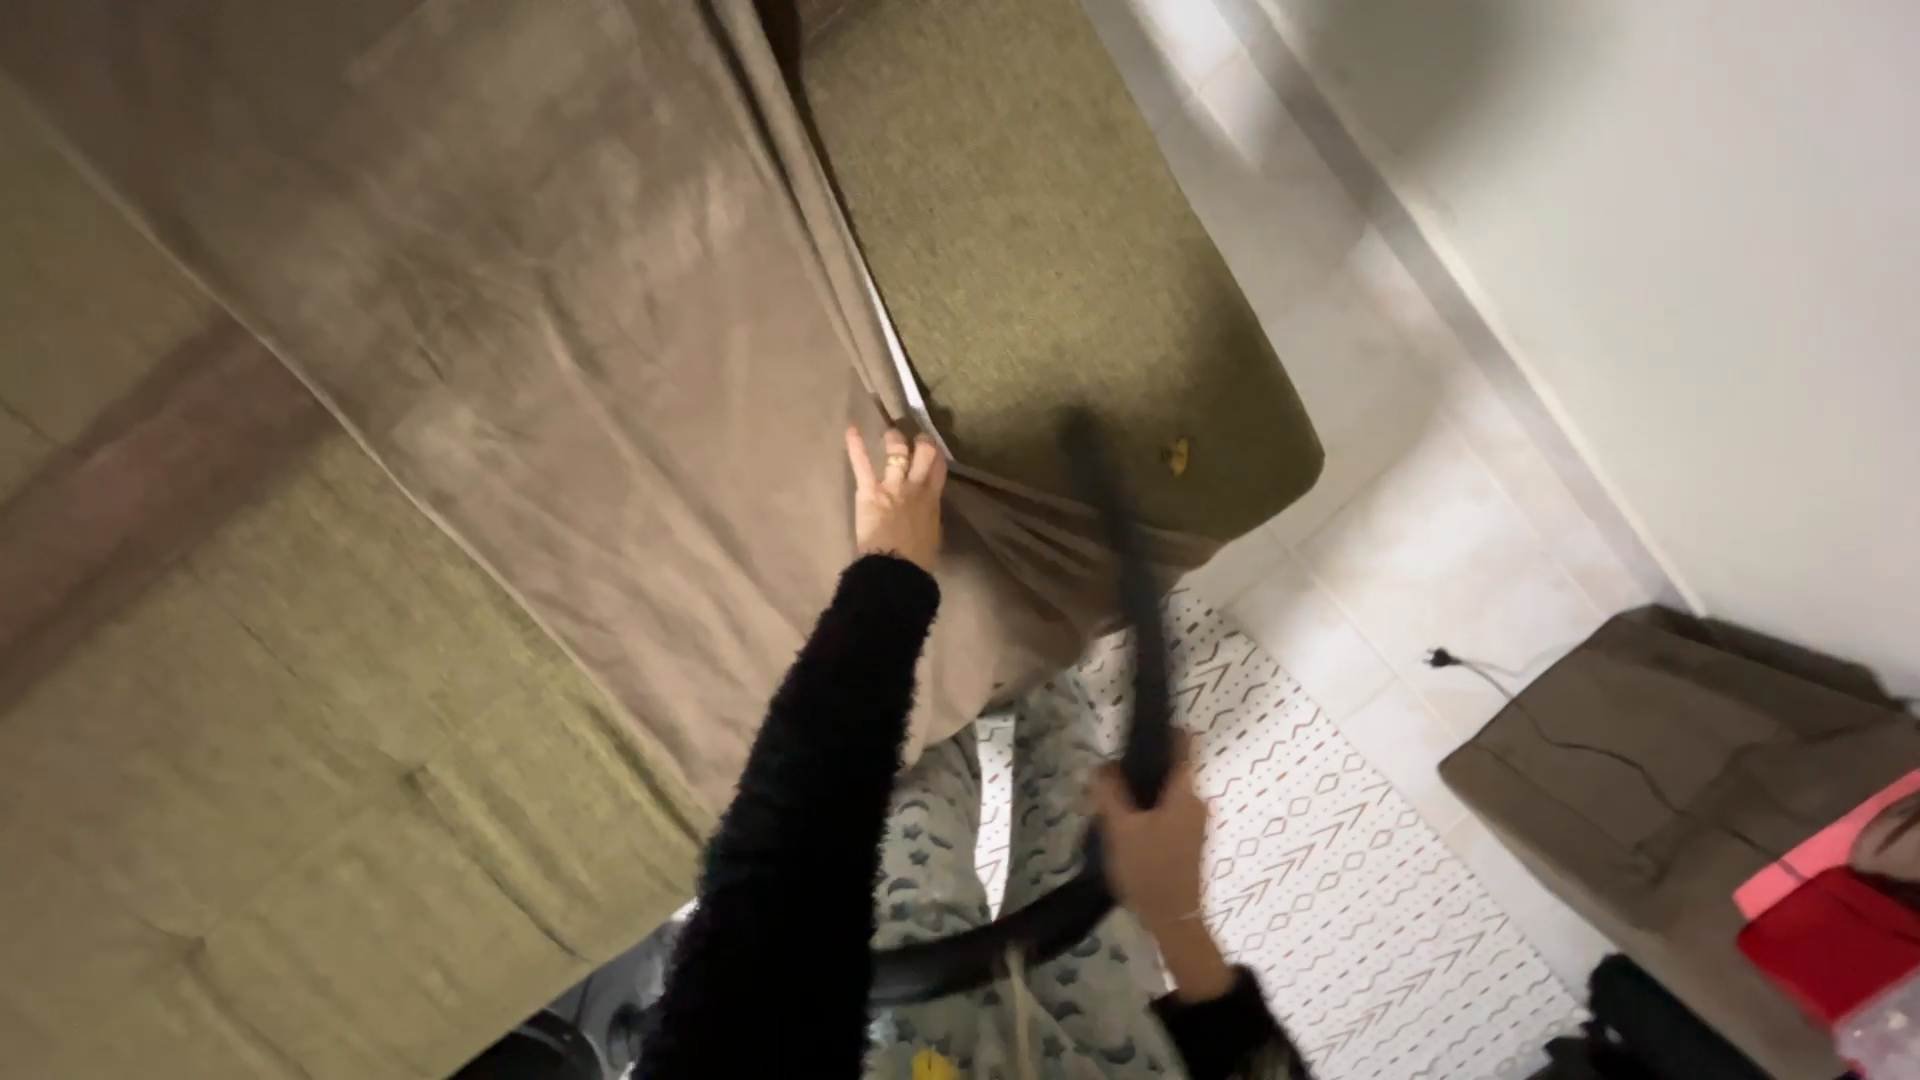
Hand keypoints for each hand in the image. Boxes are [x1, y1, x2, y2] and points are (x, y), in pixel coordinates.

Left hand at [845, 426, 946, 574]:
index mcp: (932, 501)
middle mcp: (915, 487)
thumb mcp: (932, 536)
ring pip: (897, 452)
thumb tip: (926, 512)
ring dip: (894, 440)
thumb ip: (929, 518)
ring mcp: (892, 486)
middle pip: (923, 453)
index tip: (934, 449)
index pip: (939, 469)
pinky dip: (856, 446)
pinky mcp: (870, 491)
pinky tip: (851, 428)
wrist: (896, 567)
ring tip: (892, 433)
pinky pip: (862, 464)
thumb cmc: (917, 560)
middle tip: (916, 437)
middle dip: (920, 442)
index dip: (937, 455)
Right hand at [1088, 737, 1233, 1000]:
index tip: (1144, 720)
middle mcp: (1196, 801)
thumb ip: (1108, 792)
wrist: (1174, 922)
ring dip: (1141, 790)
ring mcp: (1195, 822)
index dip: (1167, 728)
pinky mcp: (1188, 840)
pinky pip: (1167, 810)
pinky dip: (1148, 808)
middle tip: (1108, 769)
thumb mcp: (1120, 829)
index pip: (1185, 744)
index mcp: (1185, 792)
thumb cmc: (1149, 870)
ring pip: (1166, 792)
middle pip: (1170, 769)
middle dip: (1140, 765)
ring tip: (1109, 795)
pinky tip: (1123, 821)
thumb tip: (1101, 765)